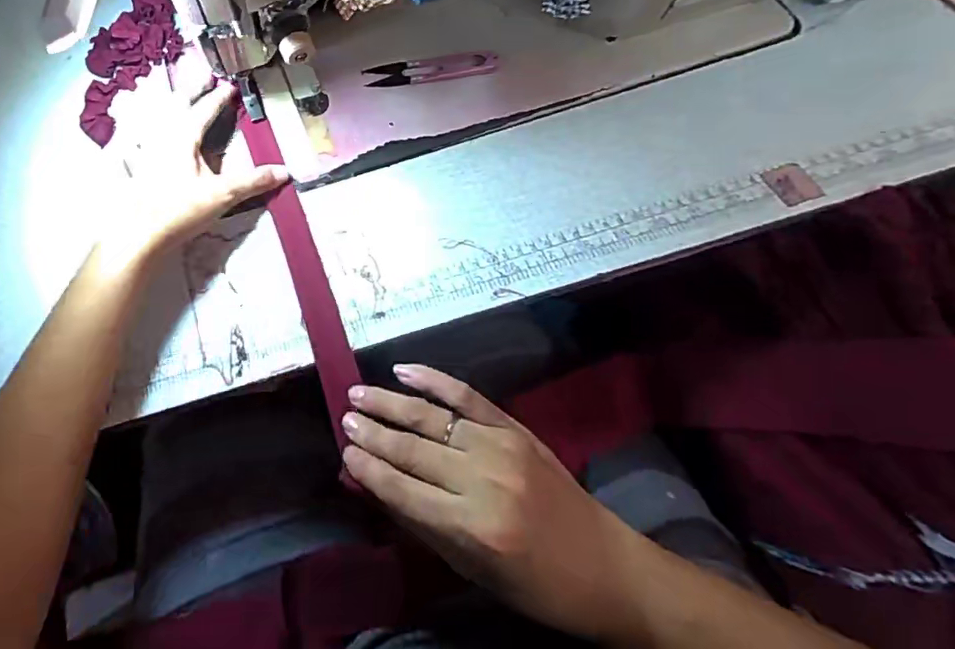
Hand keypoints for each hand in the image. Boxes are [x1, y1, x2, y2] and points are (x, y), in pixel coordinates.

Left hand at [101, 71, 288, 268]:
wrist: (140, 235)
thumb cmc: (180, 211)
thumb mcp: (222, 196)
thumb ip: (253, 181)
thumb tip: (284, 171)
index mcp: (183, 138)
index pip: (204, 110)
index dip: (218, 98)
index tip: (229, 86)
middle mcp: (162, 137)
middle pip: (177, 107)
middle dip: (192, 94)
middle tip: (204, 82)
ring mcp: (146, 151)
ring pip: (159, 120)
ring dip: (171, 107)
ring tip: (179, 100)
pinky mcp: (137, 166)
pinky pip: (144, 137)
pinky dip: (152, 128)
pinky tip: (149, 134)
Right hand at [342, 364, 648, 642]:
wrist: (610, 570)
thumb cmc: (536, 584)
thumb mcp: (472, 568)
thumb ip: (418, 521)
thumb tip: (369, 482)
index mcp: (472, 527)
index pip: (402, 489)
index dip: (368, 468)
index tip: (343, 452)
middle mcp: (483, 482)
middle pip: (411, 449)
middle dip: (371, 433)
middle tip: (344, 419)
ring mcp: (500, 448)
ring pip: (430, 417)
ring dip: (388, 403)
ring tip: (356, 394)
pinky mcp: (515, 428)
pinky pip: (466, 395)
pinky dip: (432, 378)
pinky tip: (401, 370)